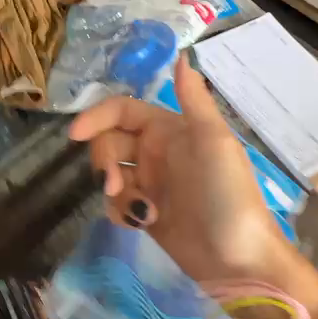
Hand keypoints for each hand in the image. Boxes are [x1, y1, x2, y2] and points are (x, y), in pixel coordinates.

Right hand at [69, 56, 297, 287]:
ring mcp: (151, 185)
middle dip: (105, 163)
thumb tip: (183, 55)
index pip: (122, 110)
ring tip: (139, 212)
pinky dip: (120, 211)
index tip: (75, 135)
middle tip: (115, 186)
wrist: (241, 263)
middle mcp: (156, 152)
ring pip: (109, 174)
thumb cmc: (229, 196)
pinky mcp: (145, 214)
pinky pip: (116, 203)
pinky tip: (140, 225)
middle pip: (109, 142)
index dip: (96, 117)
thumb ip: (193, 100)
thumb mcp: (214, 143)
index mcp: (170, 130)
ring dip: (115, 191)